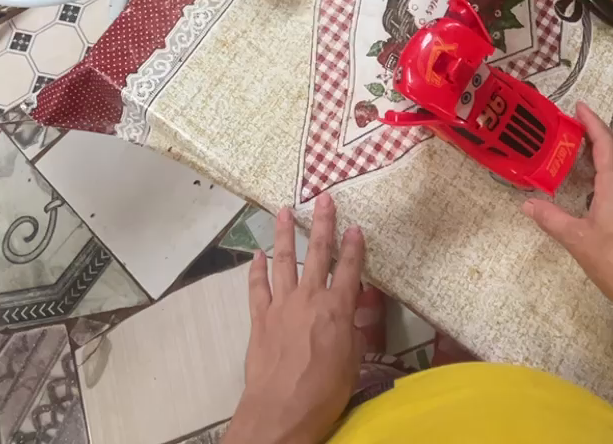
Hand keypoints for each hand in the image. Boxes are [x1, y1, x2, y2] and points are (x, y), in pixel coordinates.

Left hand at [225, 196, 365, 443]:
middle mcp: (310, 298)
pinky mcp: (260, 318)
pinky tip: (257, 253)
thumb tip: (356, 312)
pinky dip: (256, 269)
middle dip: (322, 223)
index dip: (354, 246)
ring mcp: (282, 305)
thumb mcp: (352, 363)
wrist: (279, 413)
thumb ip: (353, 331)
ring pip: (284, 260)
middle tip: (324, 198)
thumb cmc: (323, 393)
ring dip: (284, 233)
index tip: (356, 226)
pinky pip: (257, 287)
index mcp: (337, 309)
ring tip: (284, 210)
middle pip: (318, 253)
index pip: (350, 269)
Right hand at [522, 101, 612, 322]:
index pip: (605, 142)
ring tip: (585, 151)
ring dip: (609, 149)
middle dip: (600, 131)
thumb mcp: (578, 241)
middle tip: (577, 126)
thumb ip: (551, 219)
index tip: (579, 106)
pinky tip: (602, 184)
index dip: (592, 121)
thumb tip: (527, 205)